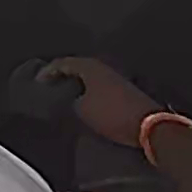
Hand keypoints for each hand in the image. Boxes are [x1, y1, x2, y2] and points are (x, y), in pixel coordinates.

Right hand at [43, 57, 160, 146]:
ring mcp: (117, 79)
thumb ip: (70, 99)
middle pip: (76, 68)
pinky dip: (90, 91)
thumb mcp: (82, 109)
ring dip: (78, 84)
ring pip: (90, 78)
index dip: (47, 72)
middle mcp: (103, 68)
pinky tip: (87, 101)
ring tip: (67, 94)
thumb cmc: (112, 114)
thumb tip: (69, 98)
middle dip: (63, 75)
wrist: (153, 128)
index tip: (38, 82)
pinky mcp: (127, 92)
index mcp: (88, 66)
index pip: (61, 63)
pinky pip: (100, 87)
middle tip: (51, 84)